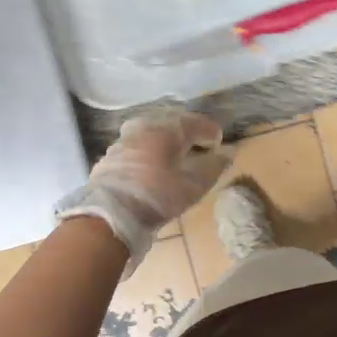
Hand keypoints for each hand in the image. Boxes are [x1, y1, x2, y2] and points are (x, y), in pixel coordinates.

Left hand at [55, 110, 229, 271]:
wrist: (110, 214)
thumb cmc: (157, 196)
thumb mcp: (194, 185)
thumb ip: (213, 167)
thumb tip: (228, 152)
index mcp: (166, 129)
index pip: (194, 122)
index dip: (209, 131)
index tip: (218, 142)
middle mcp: (143, 128)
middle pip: (169, 123)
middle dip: (185, 132)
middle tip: (197, 145)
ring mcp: (122, 142)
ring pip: (148, 133)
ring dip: (163, 141)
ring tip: (172, 156)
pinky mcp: (109, 158)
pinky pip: (134, 148)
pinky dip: (147, 152)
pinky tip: (149, 167)